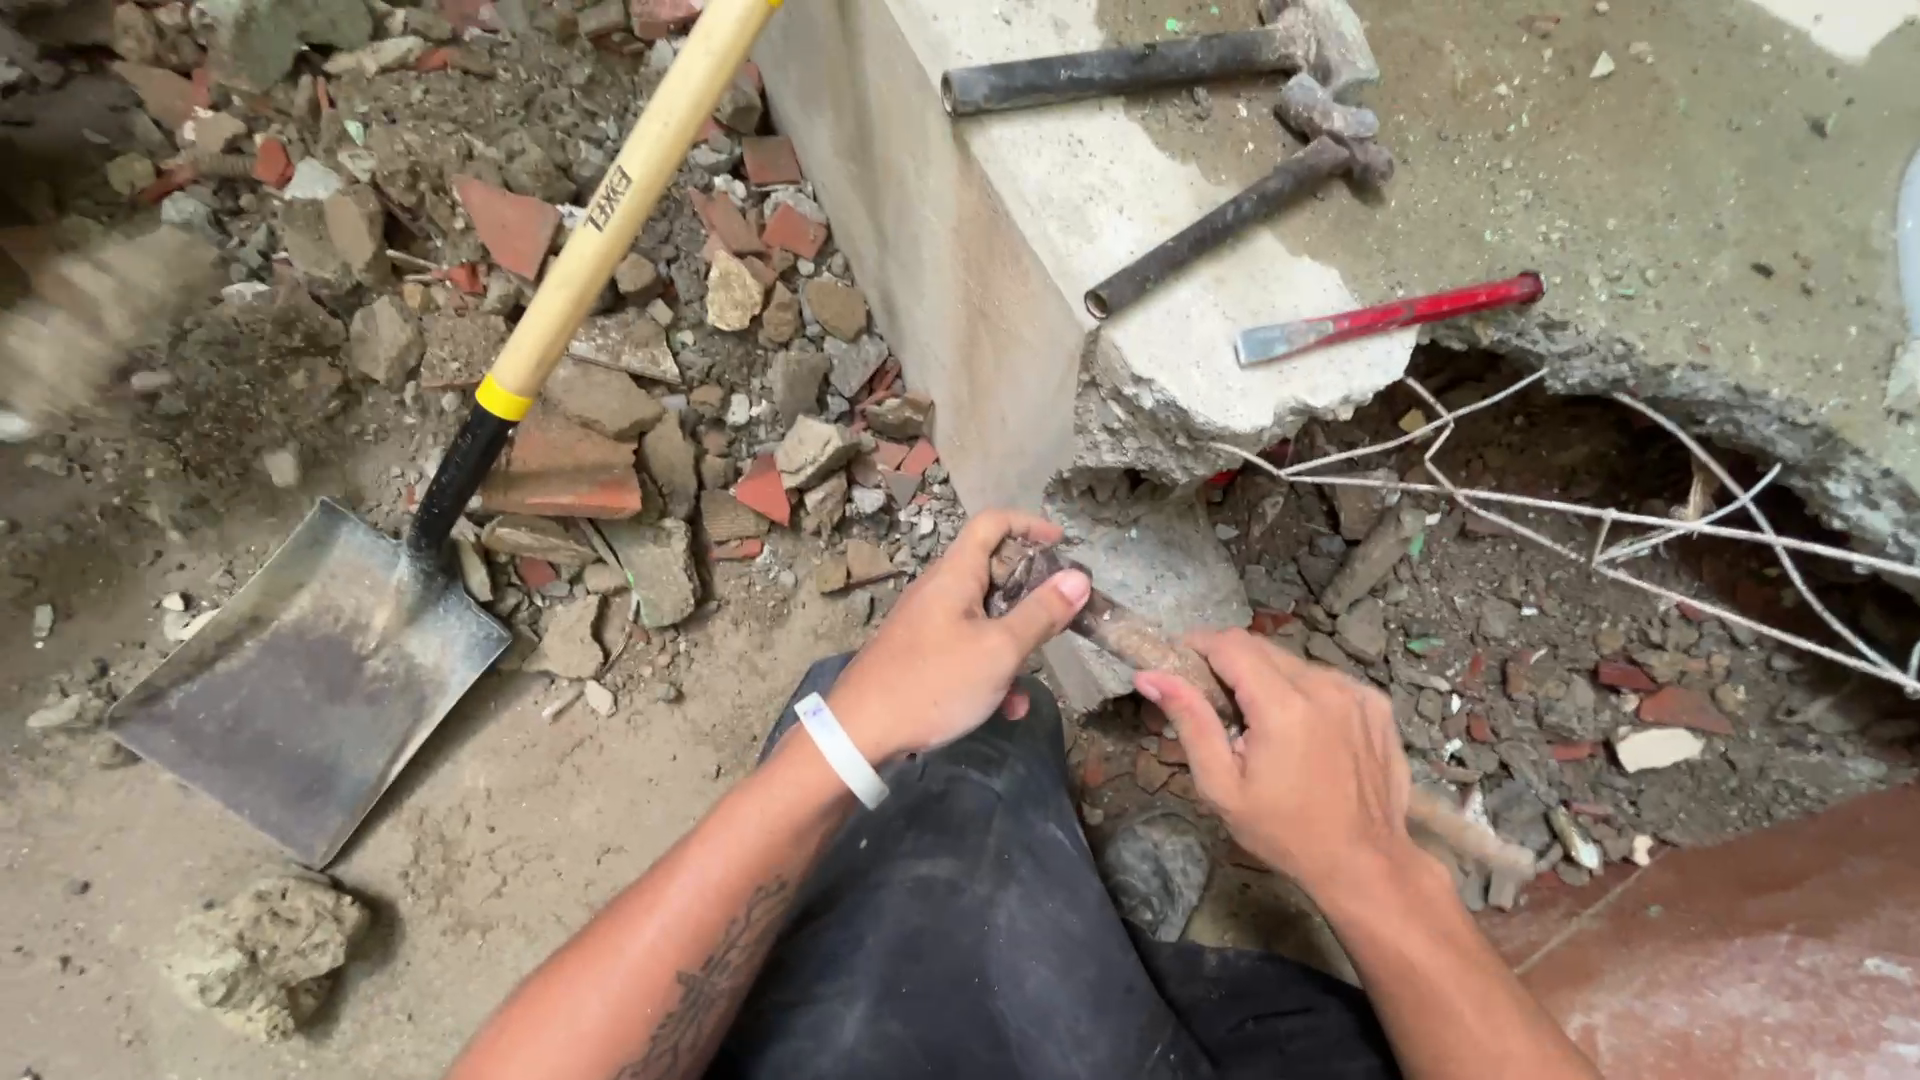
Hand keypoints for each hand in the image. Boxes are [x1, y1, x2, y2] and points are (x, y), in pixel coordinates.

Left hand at [827, 510, 1090, 761]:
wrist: (860, 732)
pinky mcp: (922, 652)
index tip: (1063, 545)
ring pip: (985, 615)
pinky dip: (991, 667)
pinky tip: (1007, 707)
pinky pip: (967, 646)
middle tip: (1060, 612)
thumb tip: (1079, 578)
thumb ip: (1041, 614)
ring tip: (1033, 673)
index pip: (993, 522)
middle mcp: (940, 588)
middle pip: (993, 569)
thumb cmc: (934, 681)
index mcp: (955, 573)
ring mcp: (928, 621)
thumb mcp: (999, 650)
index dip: (1030, 524)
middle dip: (1031, 591)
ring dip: (1014, 641)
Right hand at [1134, 629, 1419, 897]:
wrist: (1366, 863)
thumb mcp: (1221, 785)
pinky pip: (1322, 678)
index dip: (1198, 645)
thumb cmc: (1283, 830)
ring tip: (1257, 720)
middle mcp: (1323, 686)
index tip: (1179, 663)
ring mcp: (1355, 691)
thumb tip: (1150, 676)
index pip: (1230, 644)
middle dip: (1228, 662)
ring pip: (1290, 661)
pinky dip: (1300, 691)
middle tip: (1213, 700)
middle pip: (1259, 647)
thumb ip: (1189, 721)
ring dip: (1264, 677)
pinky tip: (1300, 728)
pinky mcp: (1374, 702)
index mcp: (1282, 706)